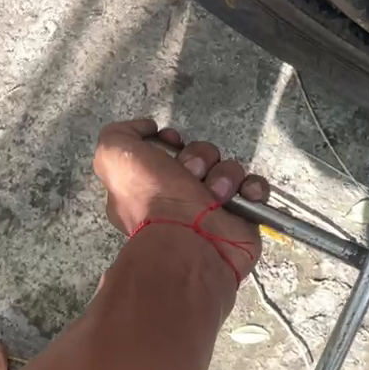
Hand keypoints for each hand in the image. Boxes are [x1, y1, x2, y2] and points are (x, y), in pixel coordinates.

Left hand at [93, 119, 270, 277]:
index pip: (168, 151)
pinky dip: (252, 190)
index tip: (172, 143)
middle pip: (201, 156)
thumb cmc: (151, 198)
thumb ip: (122, 133)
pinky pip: (254, 190)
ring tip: (215, 194)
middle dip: (200, 158)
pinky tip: (241, 197)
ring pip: (229, 170)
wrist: (189, 241)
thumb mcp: (113, 155)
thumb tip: (148, 128)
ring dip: (225, 176)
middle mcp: (181, 197)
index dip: (171, 142)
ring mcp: (214, 208)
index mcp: (150, 185)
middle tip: (191, 175)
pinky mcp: (242, 219)